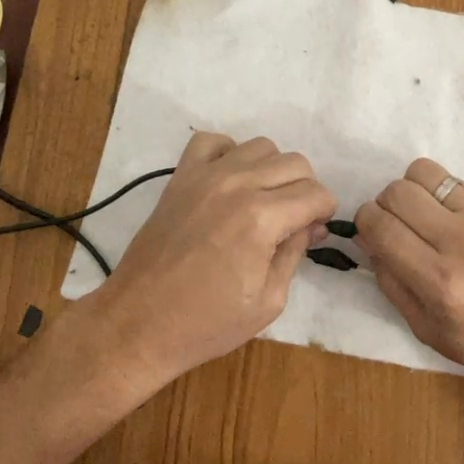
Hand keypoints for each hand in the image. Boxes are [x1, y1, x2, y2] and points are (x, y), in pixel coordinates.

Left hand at [78, 132, 336, 386]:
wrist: (139, 322)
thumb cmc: (206, 323)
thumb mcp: (268, 301)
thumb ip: (294, 253)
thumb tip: (310, 225)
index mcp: (262, 218)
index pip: (315, 193)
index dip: (323, 212)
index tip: (314, 231)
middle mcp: (237, 185)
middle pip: (294, 163)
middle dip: (304, 190)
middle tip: (292, 221)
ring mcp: (205, 175)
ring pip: (260, 146)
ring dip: (271, 170)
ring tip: (262, 202)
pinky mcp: (180, 176)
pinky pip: (212, 140)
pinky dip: (228, 153)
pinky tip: (229, 181)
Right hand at [353, 158, 463, 383]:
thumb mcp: (429, 331)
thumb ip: (392, 284)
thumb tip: (368, 241)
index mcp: (438, 282)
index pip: (380, 227)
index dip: (365, 224)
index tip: (371, 234)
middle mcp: (458, 243)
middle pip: (395, 193)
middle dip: (384, 206)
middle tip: (396, 226)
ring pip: (420, 173)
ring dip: (410, 191)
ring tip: (421, 215)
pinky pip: (450, 178)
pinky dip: (438, 191)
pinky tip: (448, 215)